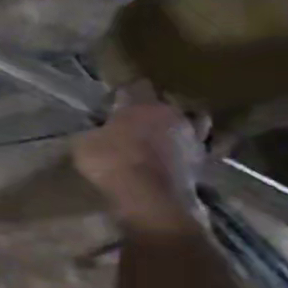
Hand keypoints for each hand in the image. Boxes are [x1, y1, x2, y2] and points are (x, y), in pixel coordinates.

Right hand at [72, 86, 207, 234]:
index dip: (123, 93)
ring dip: (180, 126)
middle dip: (153, 109)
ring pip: (193, 122)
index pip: (136, 86)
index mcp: (143, 105)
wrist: (150, 200)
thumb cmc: (112, 164)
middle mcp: (172, 115)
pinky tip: (184, 155)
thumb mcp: (84, 144)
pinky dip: (193, 151)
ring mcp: (193, 139)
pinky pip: (201, 150)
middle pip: (166, 102)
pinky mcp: (203, 163)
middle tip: (136, 120)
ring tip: (167, 135)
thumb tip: (96, 129)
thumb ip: (93, 131)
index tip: (110, 104)